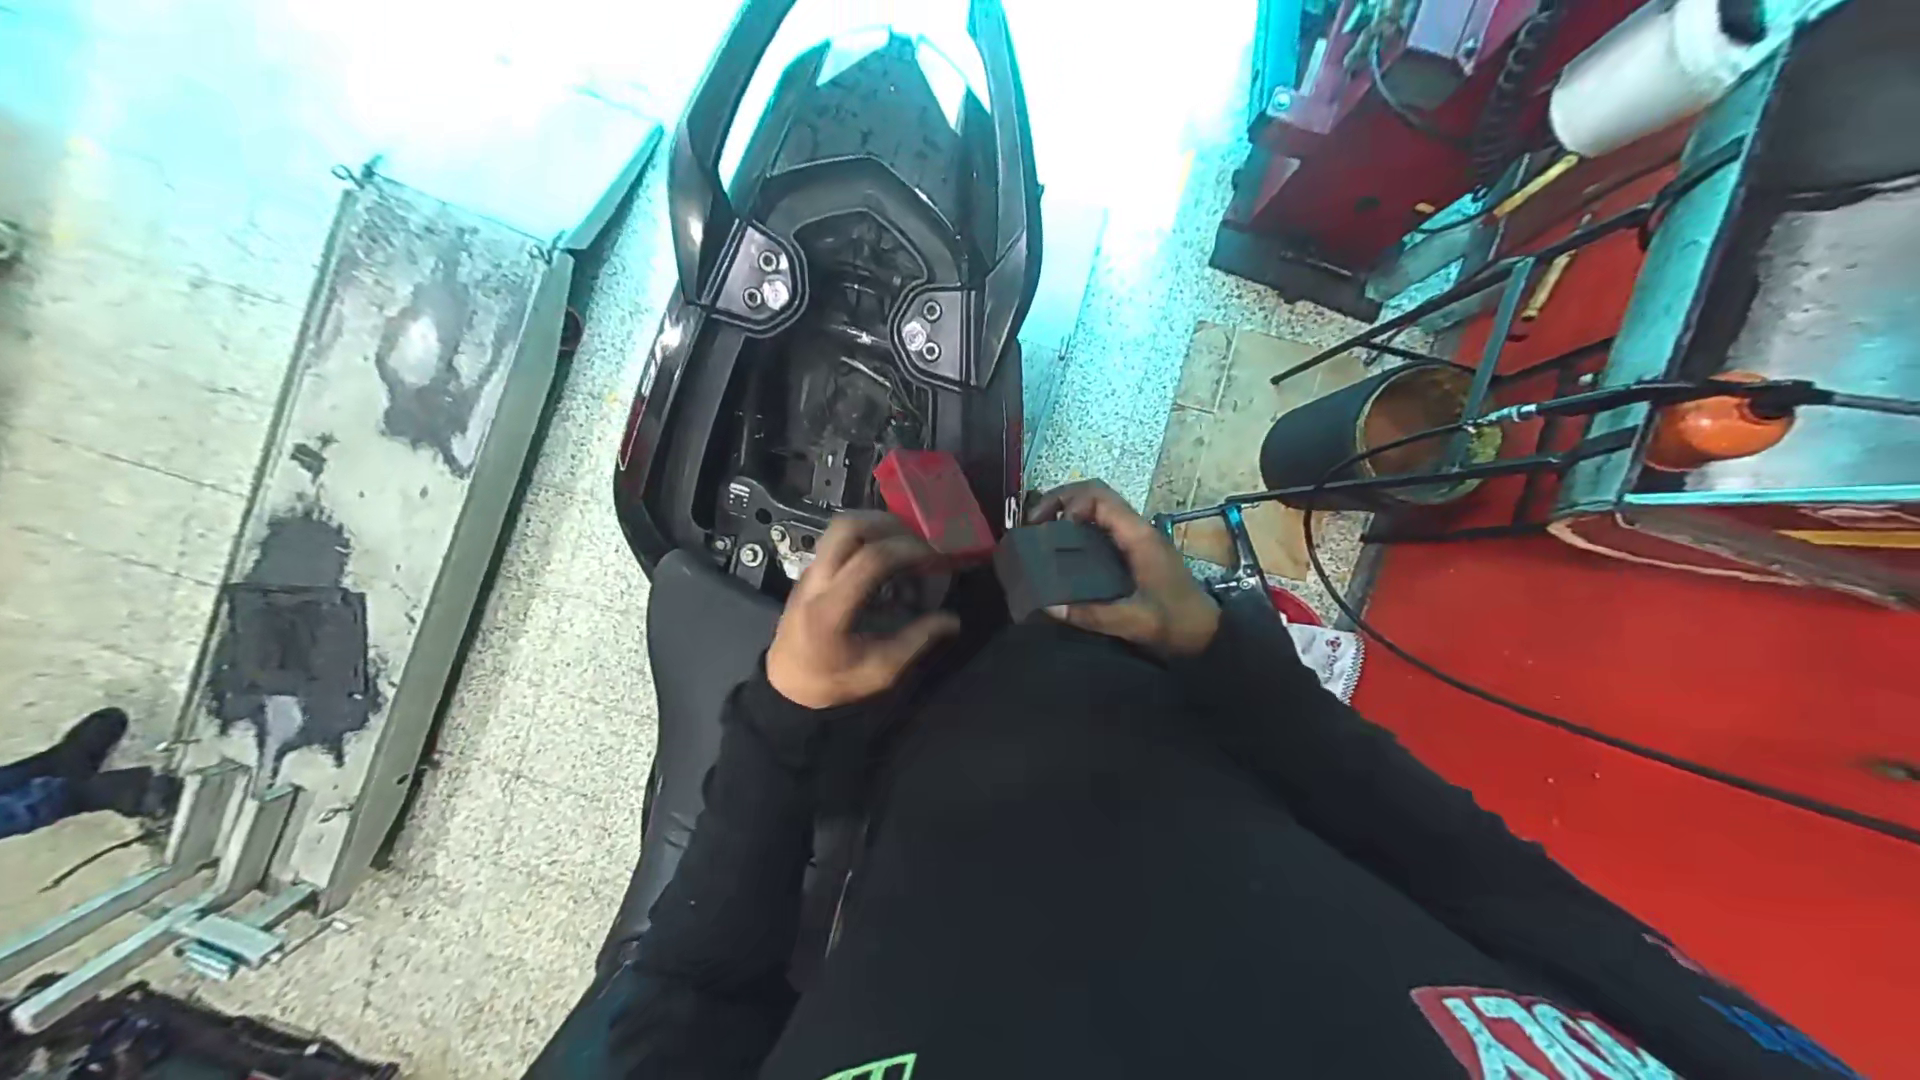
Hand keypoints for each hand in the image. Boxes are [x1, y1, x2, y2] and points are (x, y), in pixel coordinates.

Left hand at [766, 512, 961, 708]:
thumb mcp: (879, 671)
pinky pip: (836, 540)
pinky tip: (884, 556)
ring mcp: (809, 572)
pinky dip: (864, 537)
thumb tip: (952, 620)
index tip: (933, 557)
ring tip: (903, 543)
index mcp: (831, 608)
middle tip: (917, 541)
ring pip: (839, 527)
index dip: (907, 550)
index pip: (870, 559)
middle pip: (848, 527)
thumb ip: (916, 640)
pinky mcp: (809, 572)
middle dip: (889, 524)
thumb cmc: (832, 682)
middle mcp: (816, 580)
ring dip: (875, 525)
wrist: (786, 687)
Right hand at [1028, 480, 1219, 656]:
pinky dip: (1078, 528)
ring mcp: (1137, 538)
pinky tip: (1062, 551)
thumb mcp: (1134, 622)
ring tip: (1041, 534)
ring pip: (1098, 507)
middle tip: (1033, 524)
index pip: (1099, 496)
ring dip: (1068, 511)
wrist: (1208, 634)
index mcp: (1138, 536)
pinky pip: (1102, 526)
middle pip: (1095, 493)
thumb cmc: (1177, 623)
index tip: (1049, 530)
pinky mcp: (1134, 551)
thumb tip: (1048, 607)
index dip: (1069, 503)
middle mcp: (1137, 529)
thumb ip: (1092, 615)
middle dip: (1060, 500)